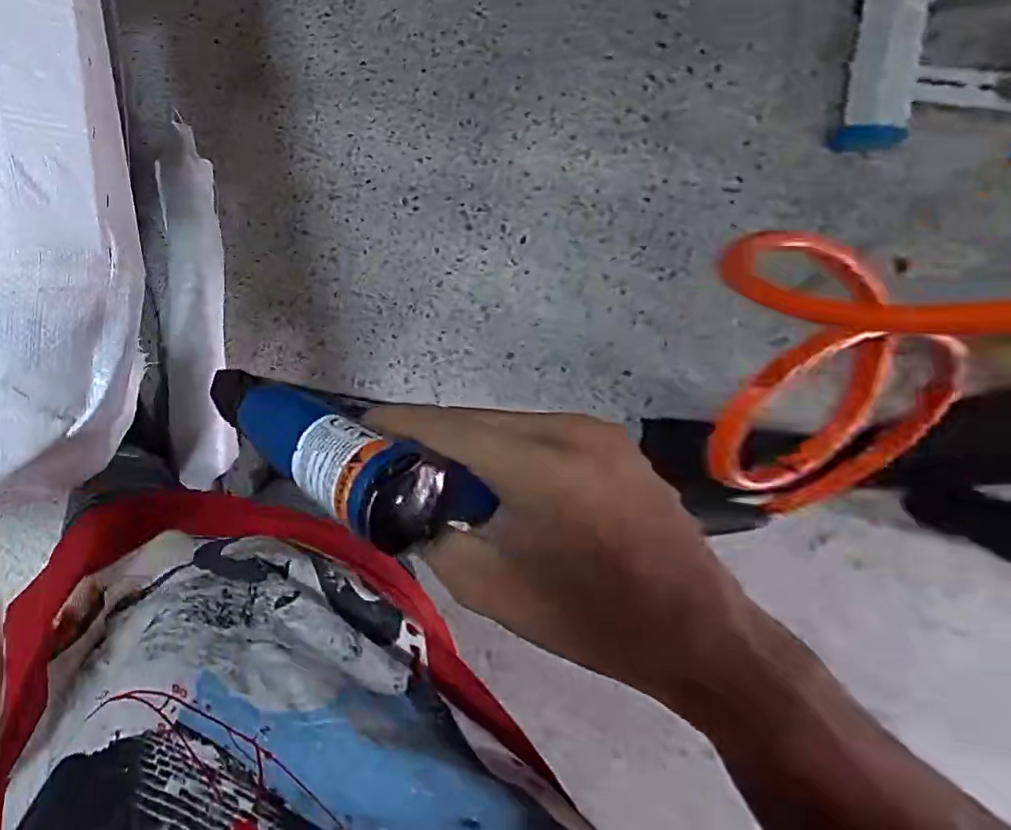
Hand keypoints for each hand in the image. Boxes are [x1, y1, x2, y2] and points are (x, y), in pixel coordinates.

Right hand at [363, 405, 770, 710]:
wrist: (705, 642)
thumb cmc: (586, 618)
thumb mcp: (480, 582)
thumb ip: (427, 530)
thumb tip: (402, 503)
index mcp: (536, 465)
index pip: (440, 426)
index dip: (392, 423)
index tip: (356, 427)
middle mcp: (567, 432)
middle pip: (467, 419)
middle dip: (422, 435)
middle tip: (387, 459)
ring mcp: (595, 434)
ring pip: (498, 423)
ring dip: (460, 442)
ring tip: (434, 472)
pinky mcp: (610, 444)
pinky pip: (530, 433)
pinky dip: (496, 448)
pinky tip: (488, 479)